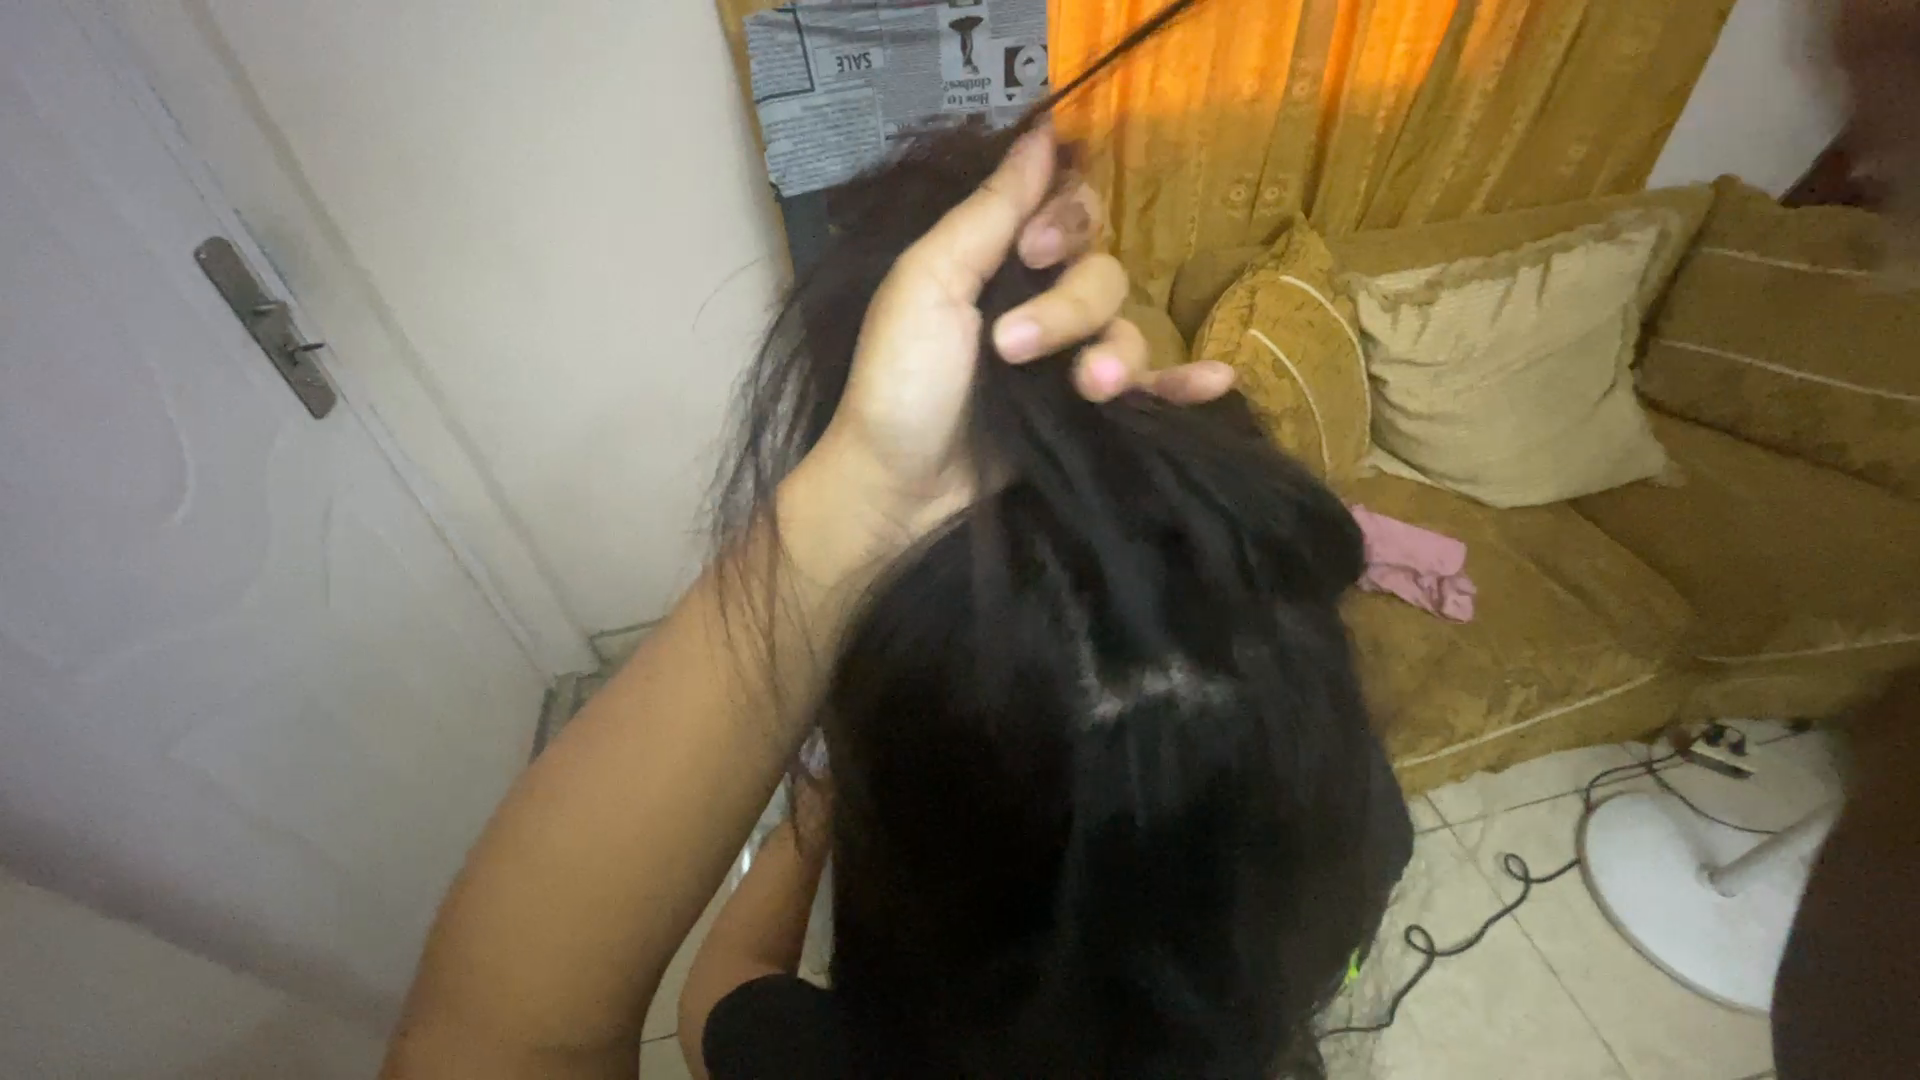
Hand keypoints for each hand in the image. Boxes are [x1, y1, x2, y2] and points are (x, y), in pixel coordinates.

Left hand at [806, 125, 1234, 538]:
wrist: (901, 485)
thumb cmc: (901, 381)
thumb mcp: (928, 284)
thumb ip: (988, 213)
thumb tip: (1042, 133)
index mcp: (1001, 263)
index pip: (1069, 213)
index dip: (1065, 224)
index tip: (1033, 254)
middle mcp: (1040, 303)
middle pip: (1102, 275)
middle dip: (1071, 309)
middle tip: (1015, 349)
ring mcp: (1065, 361)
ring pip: (1126, 330)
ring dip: (1117, 354)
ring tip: (1090, 391)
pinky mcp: (1083, 414)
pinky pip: (1147, 389)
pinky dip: (1181, 384)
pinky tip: (1216, 382)